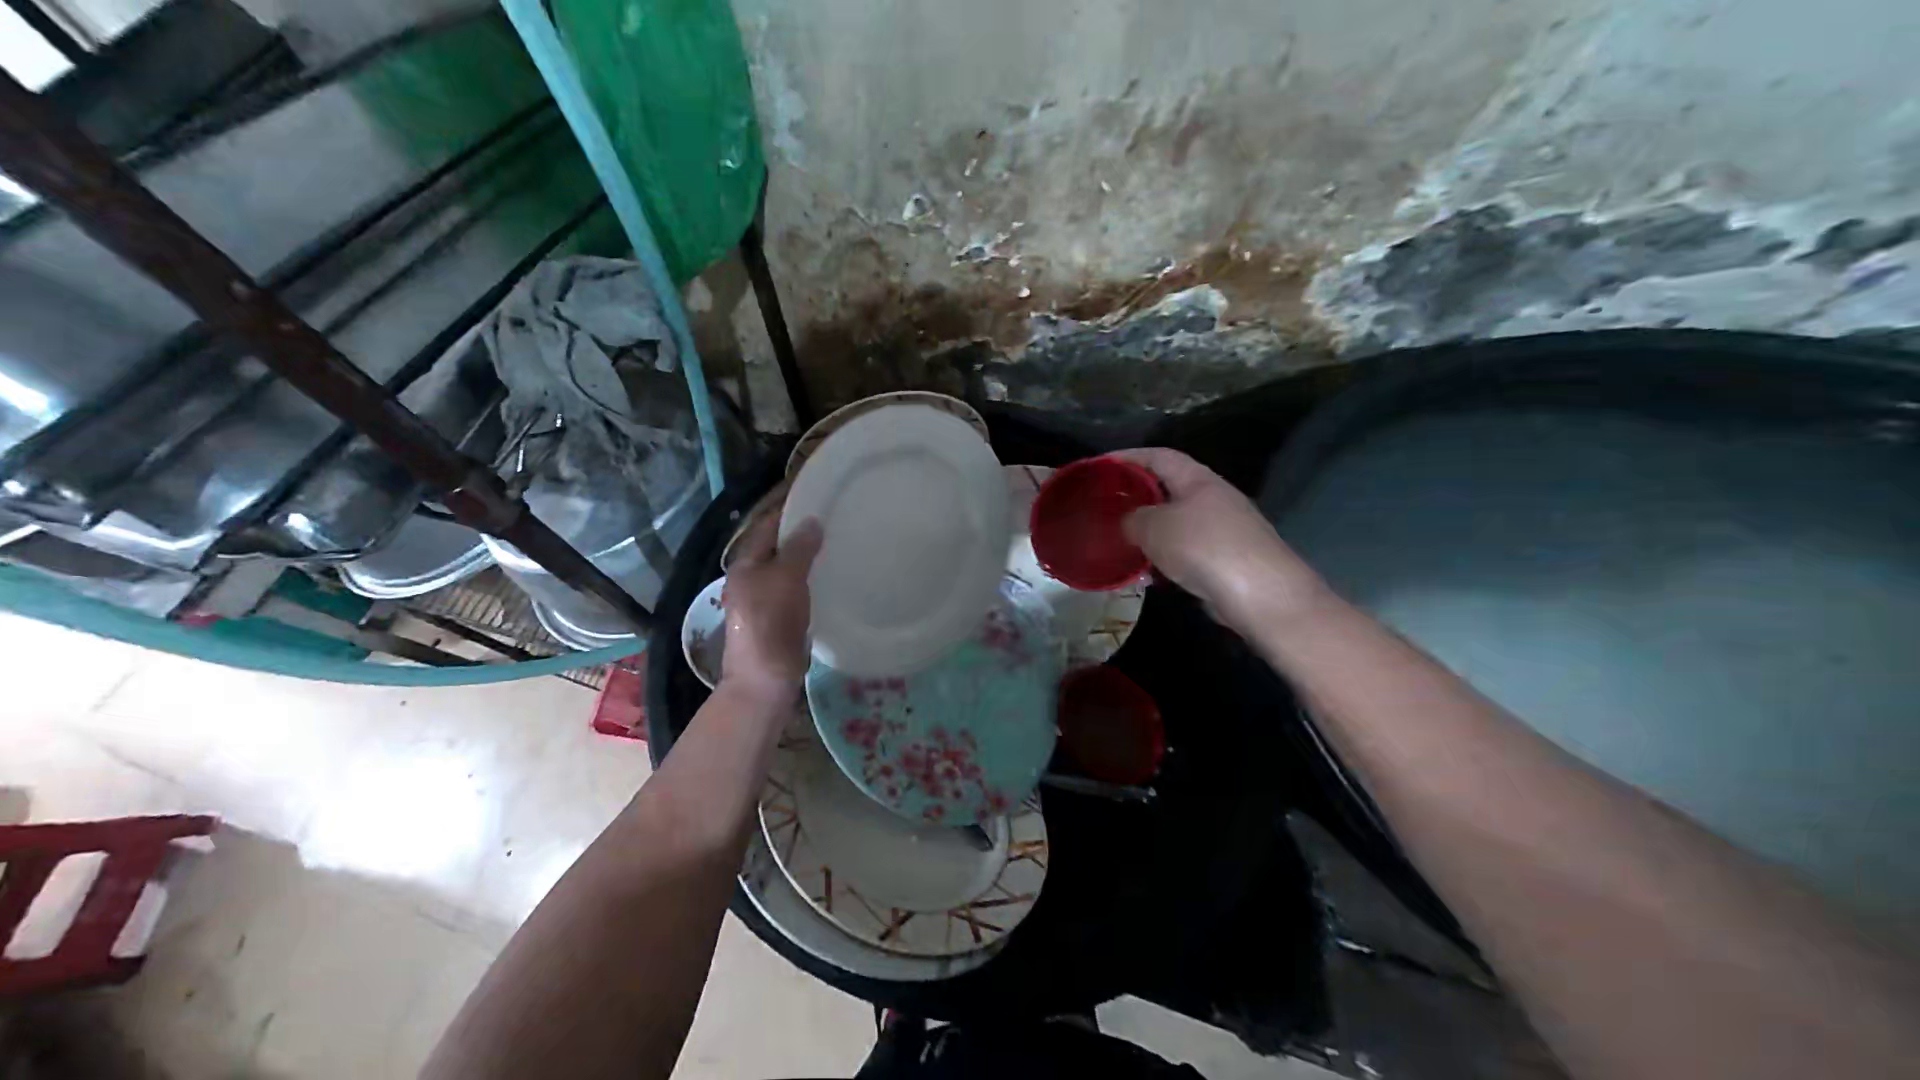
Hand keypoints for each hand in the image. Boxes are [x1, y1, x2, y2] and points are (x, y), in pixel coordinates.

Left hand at [718, 508, 821, 701]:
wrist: (766, 677)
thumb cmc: (772, 621)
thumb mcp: (786, 578)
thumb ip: (799, 548)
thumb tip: (812, 521)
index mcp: (744, 565)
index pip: (765, 527)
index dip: (787, 512)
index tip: (815, 500)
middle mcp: (748, 579)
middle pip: (775, 549)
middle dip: (800, 536)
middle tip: (832, 523)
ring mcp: (761, 601)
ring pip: (786, 571)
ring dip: (806, 560)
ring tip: (835, 548)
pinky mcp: (776, 620)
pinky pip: (794, 591)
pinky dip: (809, 581)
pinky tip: (828, 581)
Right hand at [1114, 448, 1330, 632]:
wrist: (1260, 593)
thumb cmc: (1203, 547)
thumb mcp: (1155, 527)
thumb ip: (1133, 519)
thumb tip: (1129, 522)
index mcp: (1198, 479)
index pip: (1159, 456)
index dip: (1129, 457)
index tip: (1100, 465)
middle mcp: (1214, 498)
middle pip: (1170, 489)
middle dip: (1139, 496)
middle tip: (1107, 506)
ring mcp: (1224, 530)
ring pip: (1177, 524)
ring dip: (1151, 532)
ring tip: (1121, 543)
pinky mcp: (1227, 560)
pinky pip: (1187, 552)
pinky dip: (1166, 558)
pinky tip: (1150, 574)